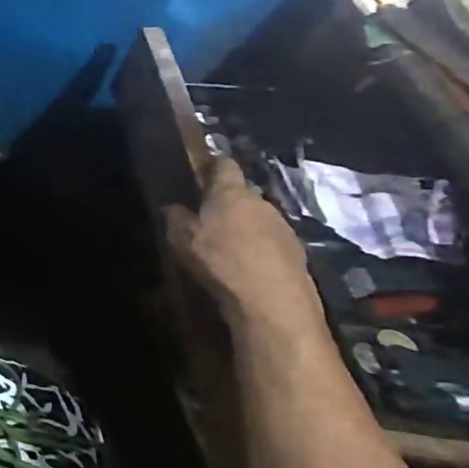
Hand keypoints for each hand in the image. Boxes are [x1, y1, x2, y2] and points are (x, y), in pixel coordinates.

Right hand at [162, 157, 320, 332]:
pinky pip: (269, 239)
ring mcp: (283, 227)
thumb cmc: (220, 261)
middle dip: (225, 201)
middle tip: (205, 216)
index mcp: (231, 193)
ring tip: (225, 243)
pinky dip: (256, 245)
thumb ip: (175, 218)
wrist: (272, 302)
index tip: (198, 171)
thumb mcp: (181, 239)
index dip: (212, 165)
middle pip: (241, 194)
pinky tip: (244, 263)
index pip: (224, 164)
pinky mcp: (296, 250)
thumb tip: (172, 207)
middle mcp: (261, 202)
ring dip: (242, 225)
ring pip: (257, 217)